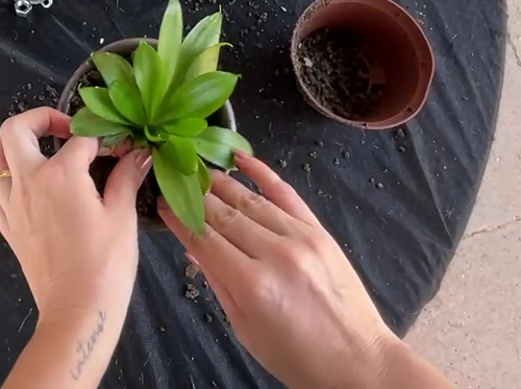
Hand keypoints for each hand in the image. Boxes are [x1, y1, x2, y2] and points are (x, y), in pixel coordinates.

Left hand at [0, 108, 149, 387]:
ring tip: (40, 151)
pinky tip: (33, 192)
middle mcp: (29, 182)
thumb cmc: (104, 265)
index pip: (81, 138)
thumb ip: (126, 177)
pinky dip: (11, 184)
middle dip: (39, 118)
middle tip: (65, 129)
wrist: (76, 315)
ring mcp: (13, 206)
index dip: (104, 137)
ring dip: (14, 147)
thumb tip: (138, 153)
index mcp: (59, 173)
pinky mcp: (8, 228)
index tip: (121, 146)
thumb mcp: (122, 216)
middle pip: (15, 130)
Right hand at [160, 153, 454, 388]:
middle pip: (222, 213)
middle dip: (193, 194)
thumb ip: (218, 283)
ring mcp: (299, 237)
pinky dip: (261, 171)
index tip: (160, 202)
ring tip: (197, 170)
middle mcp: (274, 253)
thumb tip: (192, 246)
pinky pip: (285, 192)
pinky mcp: (318, 230)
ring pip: (248, 199)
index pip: (203, 238)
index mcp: (251, 285)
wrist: (360, 363)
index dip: (178, 218)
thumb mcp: (246, 330)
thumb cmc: (297, 358)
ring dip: (219, 182)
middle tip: (172, 178)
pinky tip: (240, 157)